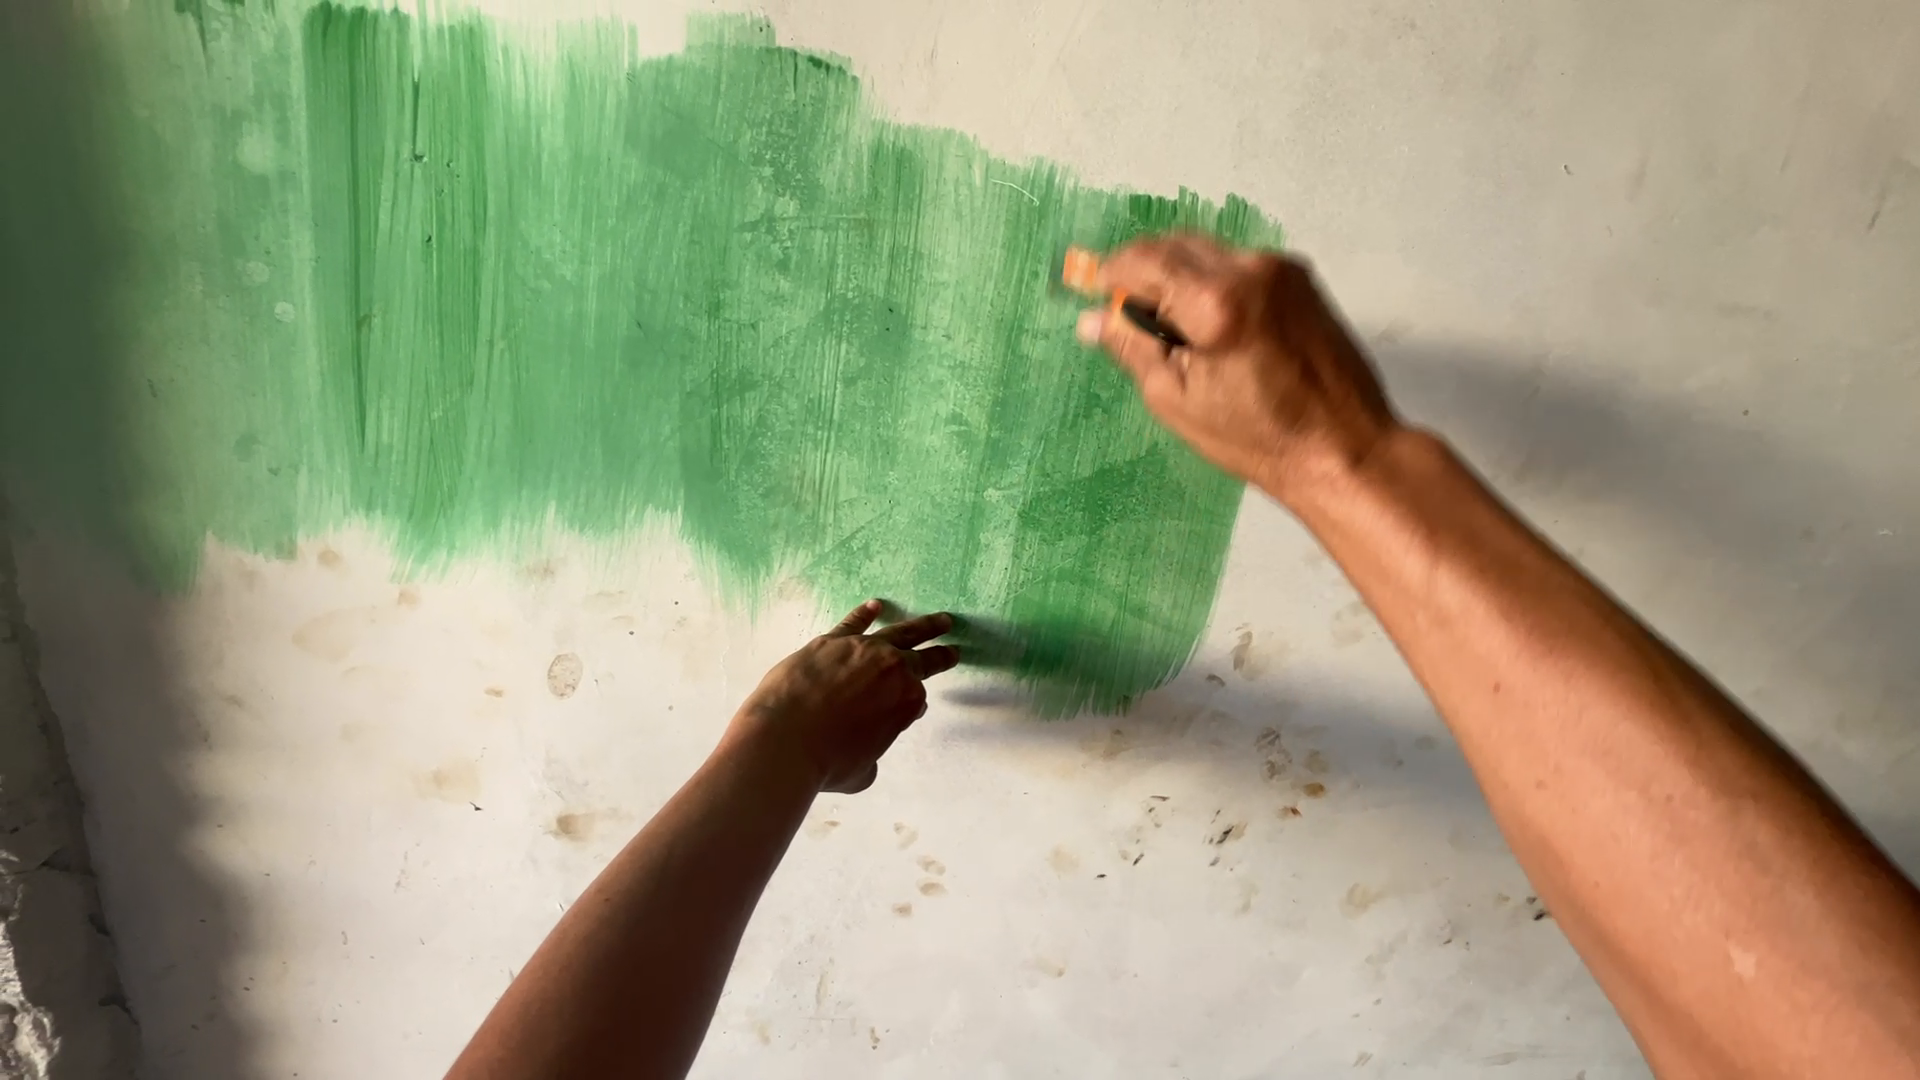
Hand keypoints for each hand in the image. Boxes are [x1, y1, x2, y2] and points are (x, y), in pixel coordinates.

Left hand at [727, 601, 958, 793]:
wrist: (785, 741)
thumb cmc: (826, 763)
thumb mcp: (861, 770)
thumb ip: (870, 753)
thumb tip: (863, 747)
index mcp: (906, 702)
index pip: (916, 699)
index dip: (913, 704)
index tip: (913, 707)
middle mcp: (893, 670)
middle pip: (922, 658)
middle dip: (940, 653)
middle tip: (953, 648)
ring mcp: (864, 650)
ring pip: (900, 632)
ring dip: (922, 627)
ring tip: (939, 620)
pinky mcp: (832, 640)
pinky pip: (854, 622)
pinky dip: (865, 613)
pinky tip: (874, 606)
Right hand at [1076, 235, 1401, 504]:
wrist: (1342, 445)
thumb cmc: (1256, 438)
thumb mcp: (1175, 400)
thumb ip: (1132, 348)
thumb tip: (1091, 320)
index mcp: (1215, 303)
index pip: (1143, 261)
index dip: (1110, 276)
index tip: (1094, 296)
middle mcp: (1250, 269)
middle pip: (1173, 245)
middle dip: (1141, 272)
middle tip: (1127, 315)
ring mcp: (1280, 268)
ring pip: (1205, 251)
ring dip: (1176, 276)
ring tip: (1171, 329)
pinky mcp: (1299, 277)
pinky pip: (1236, 263)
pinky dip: (1210, 282)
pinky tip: (1210, 327)